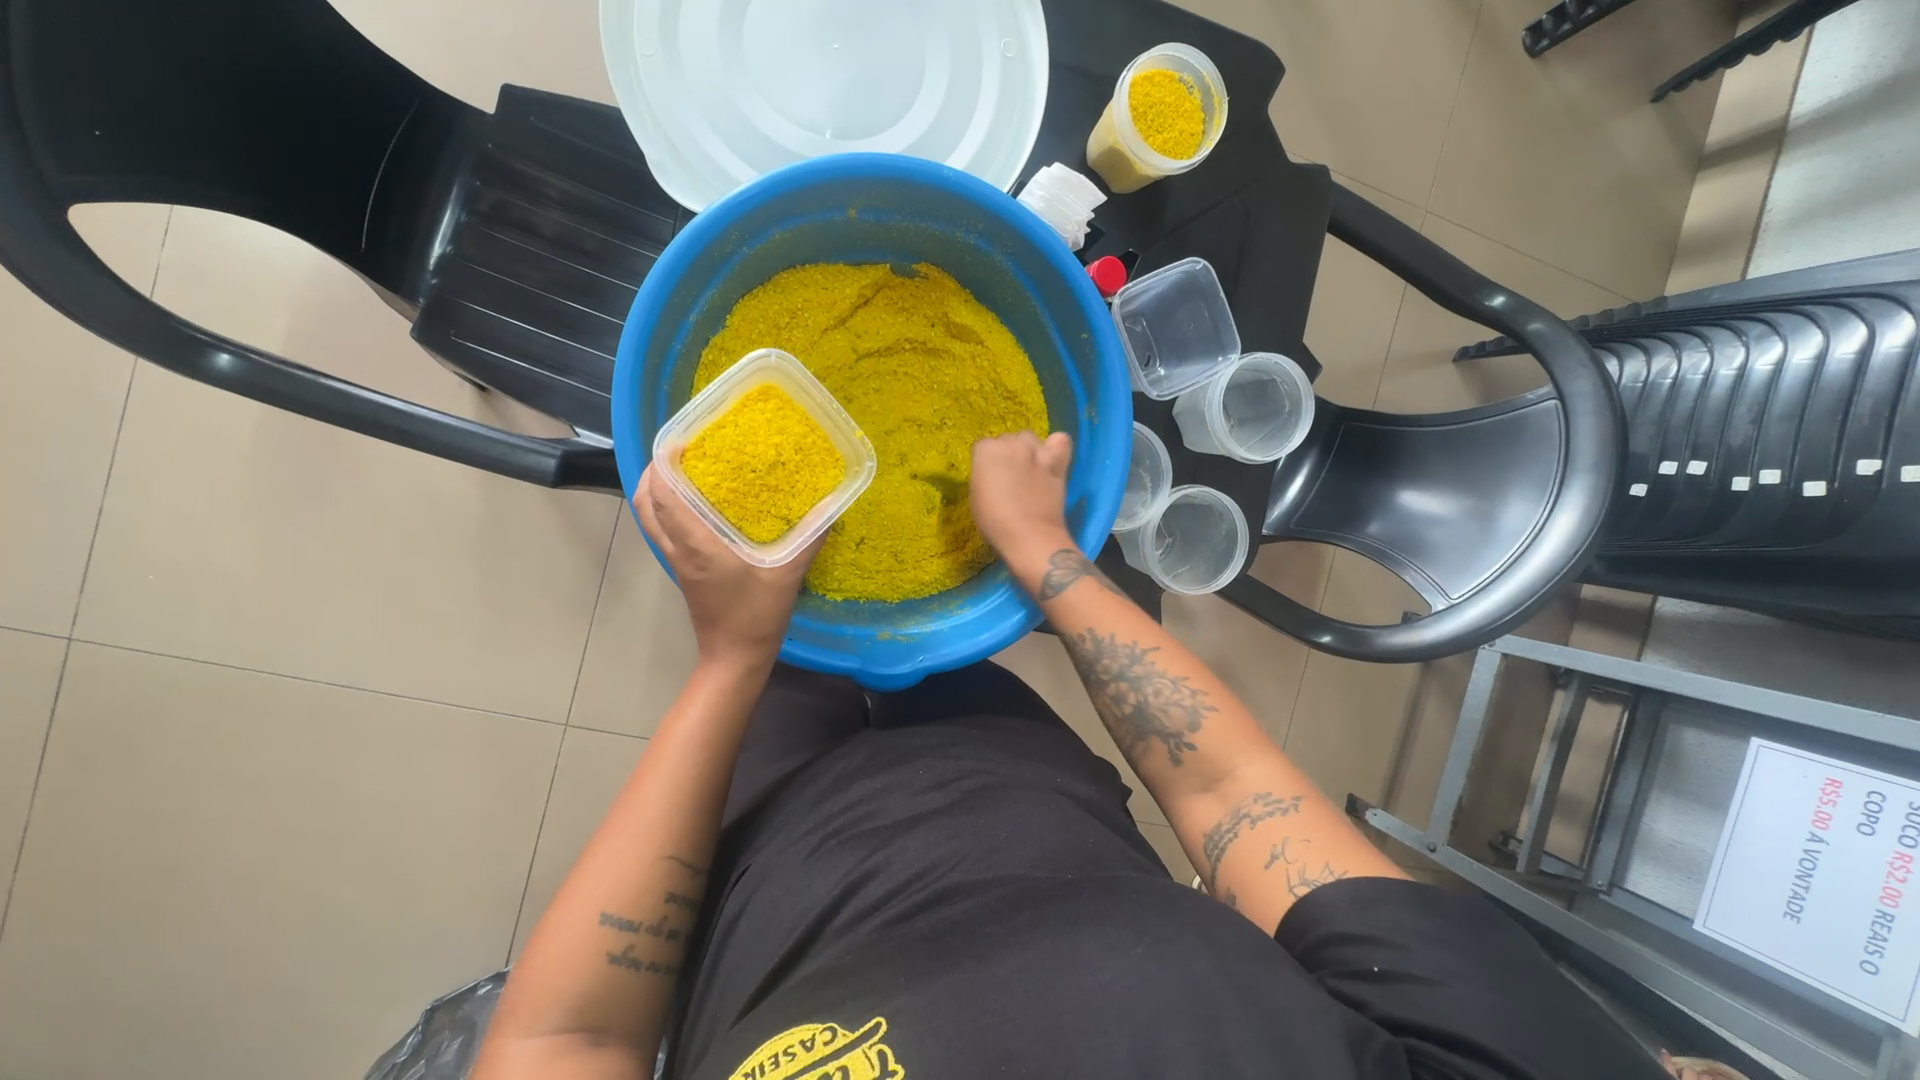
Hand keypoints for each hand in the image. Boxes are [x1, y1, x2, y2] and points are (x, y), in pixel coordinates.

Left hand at [635, 466, 821, 669]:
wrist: (734, 657)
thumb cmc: (756, 615)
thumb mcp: (788, 574)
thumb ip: (810, 537)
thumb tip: (833, 503)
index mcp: (696, 542)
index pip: (663, 493)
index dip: (665, 462)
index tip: (683, 439)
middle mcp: (678, 547)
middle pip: (646, 501)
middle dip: (656, 471)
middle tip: (682, 451)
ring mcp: (675, 560)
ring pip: (650, 517)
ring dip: (658, 490)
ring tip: (685, 471)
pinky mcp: (681, 570)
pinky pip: (662, 531)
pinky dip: (667, 510)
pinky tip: (697, 505)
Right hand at [970, 431, 1073, 567]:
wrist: (1029, 535)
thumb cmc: (995, 522)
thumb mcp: (976, 497)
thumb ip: (984, 476)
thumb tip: (994, 474)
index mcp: (986, 451)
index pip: (983, 447)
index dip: (986, 463)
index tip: (990, 478)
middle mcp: (1010, 443)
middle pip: (1007, 440)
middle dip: (1007, 454)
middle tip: (1010, 477)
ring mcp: (1035, 450)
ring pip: (1029, 438)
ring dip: (1028, 450)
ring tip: (1031, 468)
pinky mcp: (1056, 460)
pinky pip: (1060, 441)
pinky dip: (1056, 446)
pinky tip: (1051, 458)